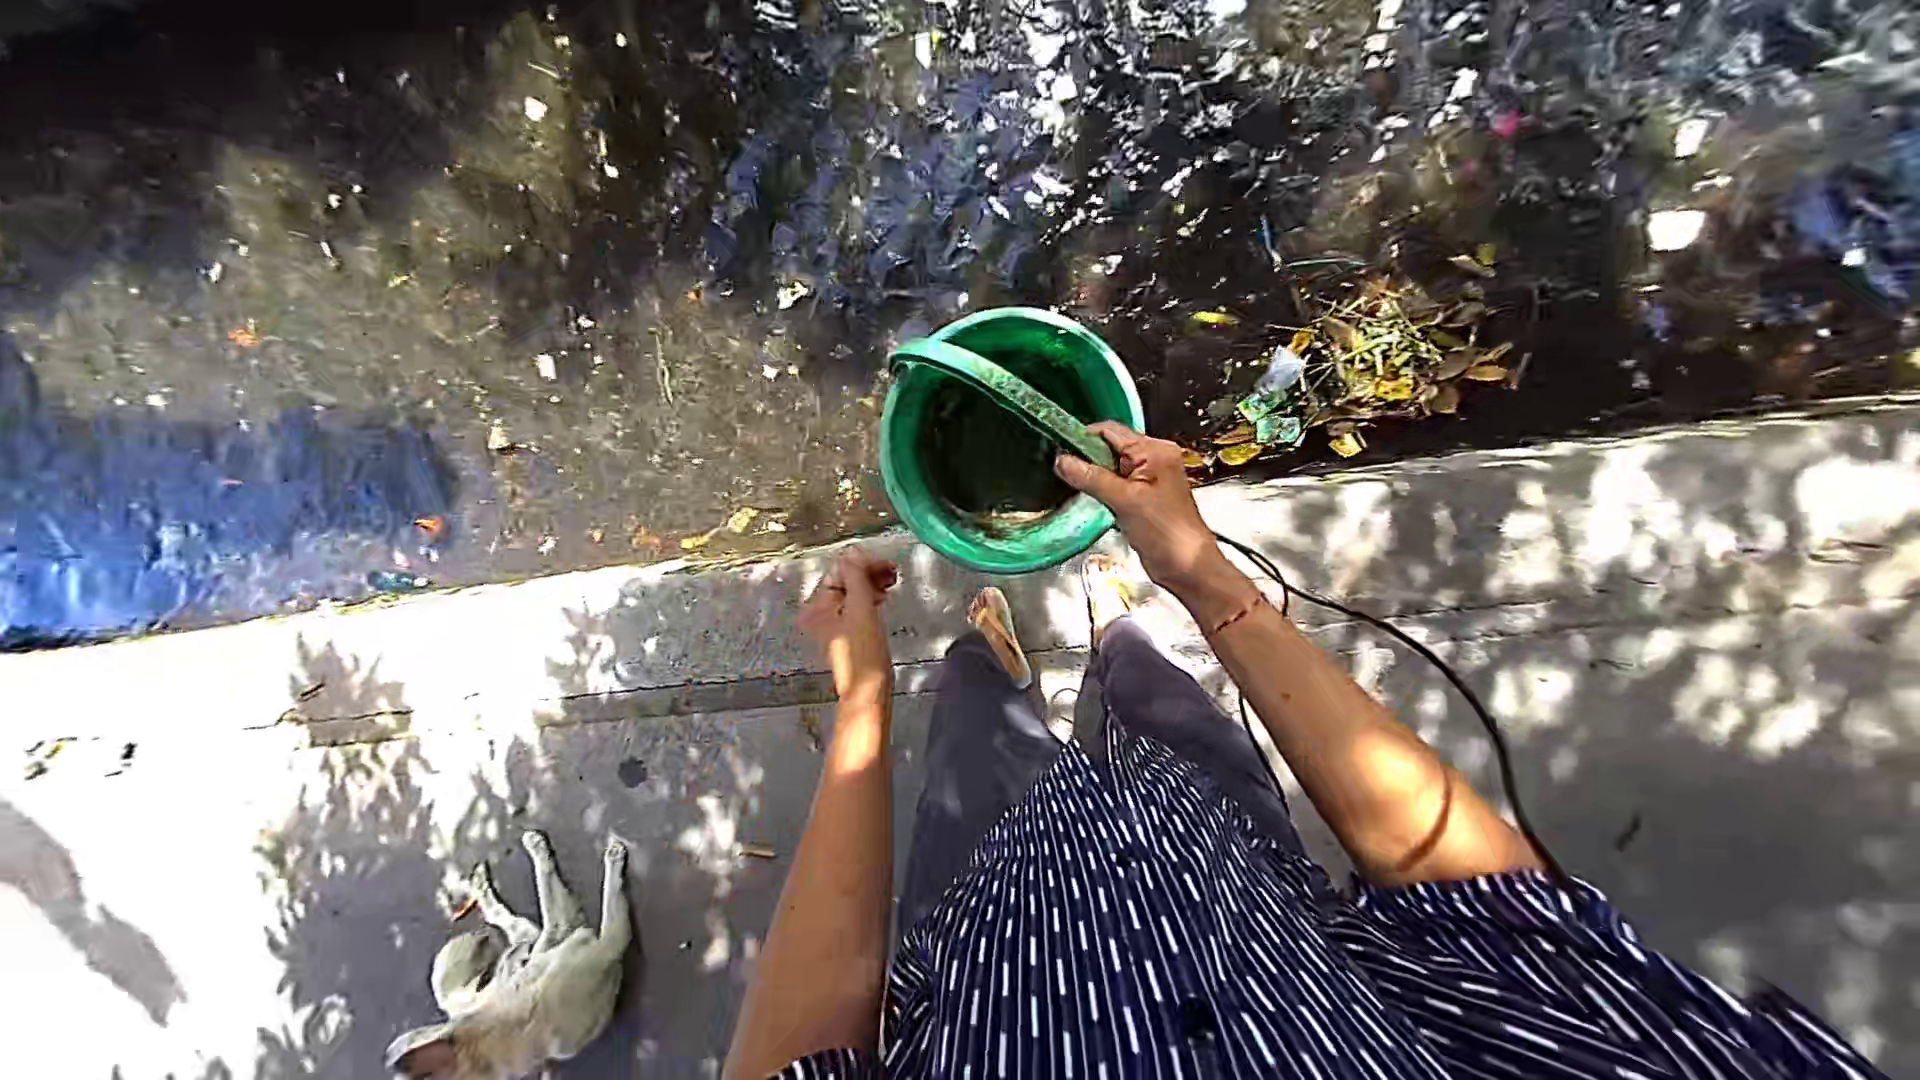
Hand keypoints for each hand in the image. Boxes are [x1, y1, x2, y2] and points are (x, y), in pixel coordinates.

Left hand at [799, 547, 899, 704]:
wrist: (869, 691)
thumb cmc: (865, 653)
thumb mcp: (861, 609)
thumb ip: (856, 578)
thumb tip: (852, 552)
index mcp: (817, 606)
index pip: (840, 572)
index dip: (864, 564)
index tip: (887, 564)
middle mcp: (820, 612)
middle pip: (846, 581)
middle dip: (869, 573)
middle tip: (893, 571)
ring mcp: (834, 623)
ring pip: (854, 592)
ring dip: (872, 583)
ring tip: (892, 582)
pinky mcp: (848, 632)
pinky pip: (858, 606)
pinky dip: (870, 598)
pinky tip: (883, 596)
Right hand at [1053, 422, 1229, 593]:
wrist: (1186, 565)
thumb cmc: (1169, 533)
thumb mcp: (1124, 501)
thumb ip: (1091, 478)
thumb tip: (1064, 461)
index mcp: (1155, 451)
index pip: (1110, 431)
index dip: (1083, 438)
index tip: (1060, 449)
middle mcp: (1154, 459)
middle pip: (1109, 447)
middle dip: (1086, 458)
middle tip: (1066, 471)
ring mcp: (1148, 478)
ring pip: (1110, 466)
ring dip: (1093, 475)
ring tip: (1077, 487)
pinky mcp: (1142, 496)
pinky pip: (1115, 483)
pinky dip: (1101, 488)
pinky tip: (1093, 499)